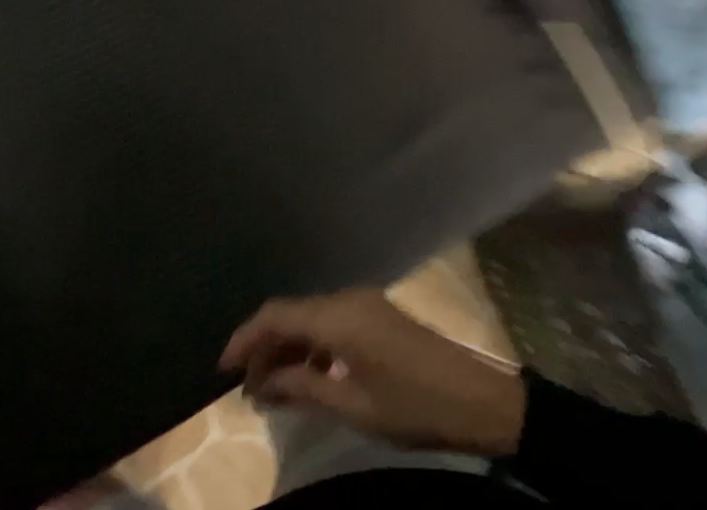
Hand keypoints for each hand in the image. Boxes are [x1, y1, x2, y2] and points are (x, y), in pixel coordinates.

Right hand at [218, 289, 526, 455]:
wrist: (483, 401)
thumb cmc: (414, 405)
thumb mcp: (354, 406)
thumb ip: (303, 387)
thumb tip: (264, 383)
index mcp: (338, 316)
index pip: (275, 315)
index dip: (245, 339)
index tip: (223, 368)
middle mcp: (347, 299)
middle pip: (291, 314)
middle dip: (265, 349)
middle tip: (248, 389)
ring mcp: (366, 304)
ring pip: (311, 319)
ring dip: (289, 349)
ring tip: (273, 389)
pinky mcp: (378, 315)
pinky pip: (332, 323)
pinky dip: (313, 346)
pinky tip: (310, 378)